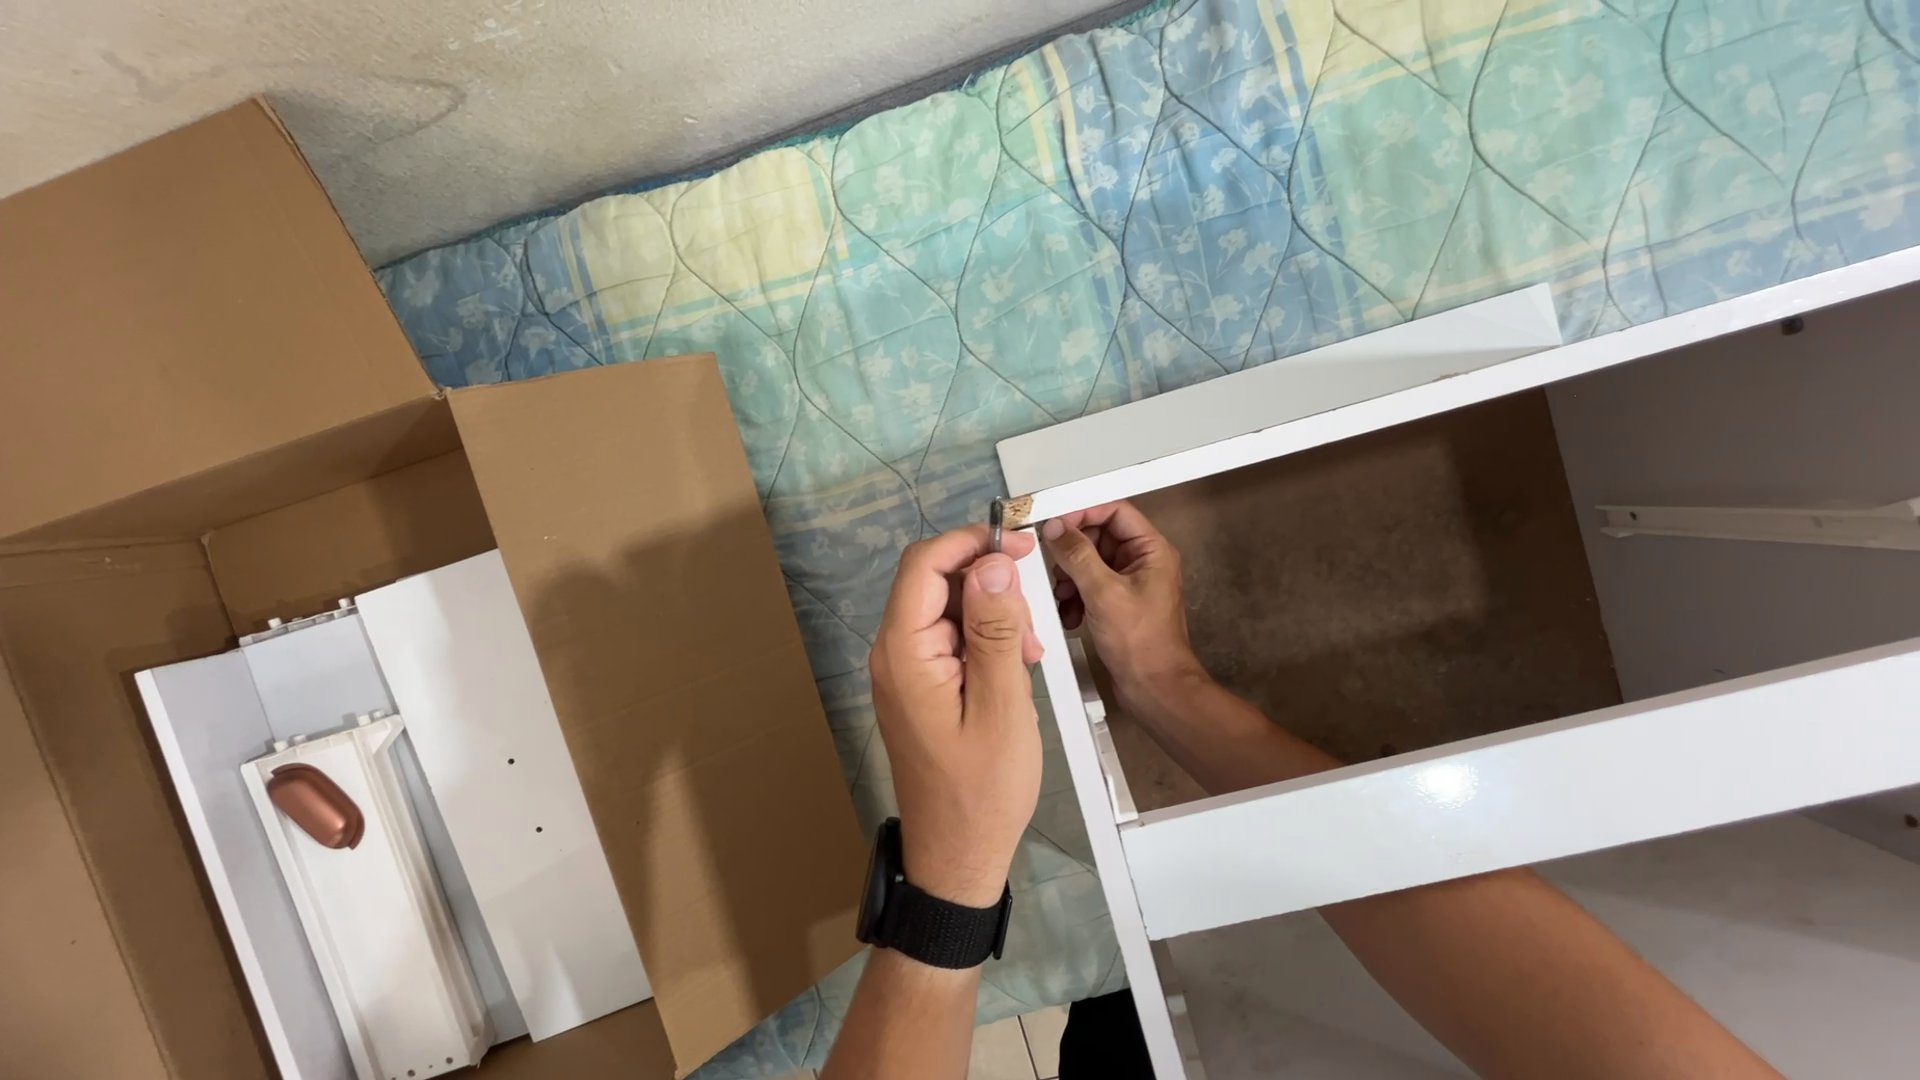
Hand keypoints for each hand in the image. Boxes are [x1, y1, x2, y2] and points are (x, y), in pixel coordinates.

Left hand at [869, 525, 1044, 908]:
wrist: (957, 857)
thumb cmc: (983, 790)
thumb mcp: (1002, 706)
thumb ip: (996, 631)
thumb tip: (993, 563)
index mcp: (904, 652)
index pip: (924, 565)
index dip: (971, 543)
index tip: (1021, 544)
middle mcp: (895, 653)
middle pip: (936, 583)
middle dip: (989, 582)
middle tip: (1036, 613)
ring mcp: (905, 672)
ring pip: (948, 610)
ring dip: (993, 614)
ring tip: (1034, 651)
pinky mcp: (921, 688)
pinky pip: (952, 642)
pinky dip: (986, 640)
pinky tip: (1019, 665)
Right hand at [1040, 500, 1205, 709]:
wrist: (1154, 689)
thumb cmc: (1142, 644)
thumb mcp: (1104, 593)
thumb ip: (1078, 555)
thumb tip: (1055, 529)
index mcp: (1151, 550)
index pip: (1114, 511)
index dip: (1083, 512)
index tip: (1054, 523)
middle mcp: (1142, 562)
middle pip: (1097, 537)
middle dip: (1071, 553)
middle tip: (1054, 567)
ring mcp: (1128, 584)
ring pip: (1088, 563)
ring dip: (1069, 578)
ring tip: (1062, 597)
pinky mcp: (1116, 605)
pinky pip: (1088, 587)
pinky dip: (1074, 598)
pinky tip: (1069, 616)